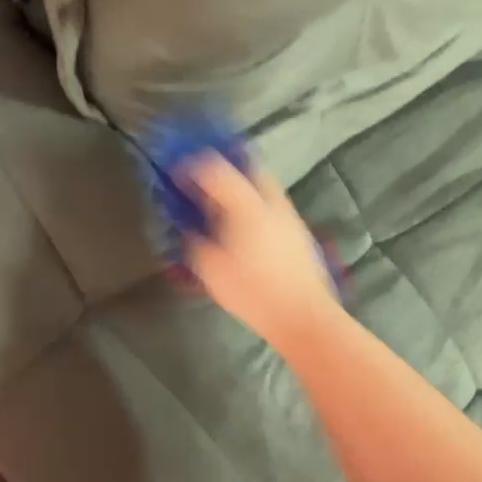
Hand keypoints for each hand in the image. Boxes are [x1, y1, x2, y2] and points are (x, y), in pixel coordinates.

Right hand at [179, 156, 336, 343]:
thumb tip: (192, 230)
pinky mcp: (299, 233)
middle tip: (207, 175)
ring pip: (266, 186)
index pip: (218, 172)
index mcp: (247, 209)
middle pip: (252, 168)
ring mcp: (290, 217)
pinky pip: (273, 205)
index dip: (196, 166)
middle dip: (228, 165)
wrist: (303, 315)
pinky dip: (256, 203)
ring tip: (224, 199)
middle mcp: (272, 205)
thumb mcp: (212, 271)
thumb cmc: (253, 293)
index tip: (179, 170)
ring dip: (244, 184)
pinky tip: (246, 223)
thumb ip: (198, 244)